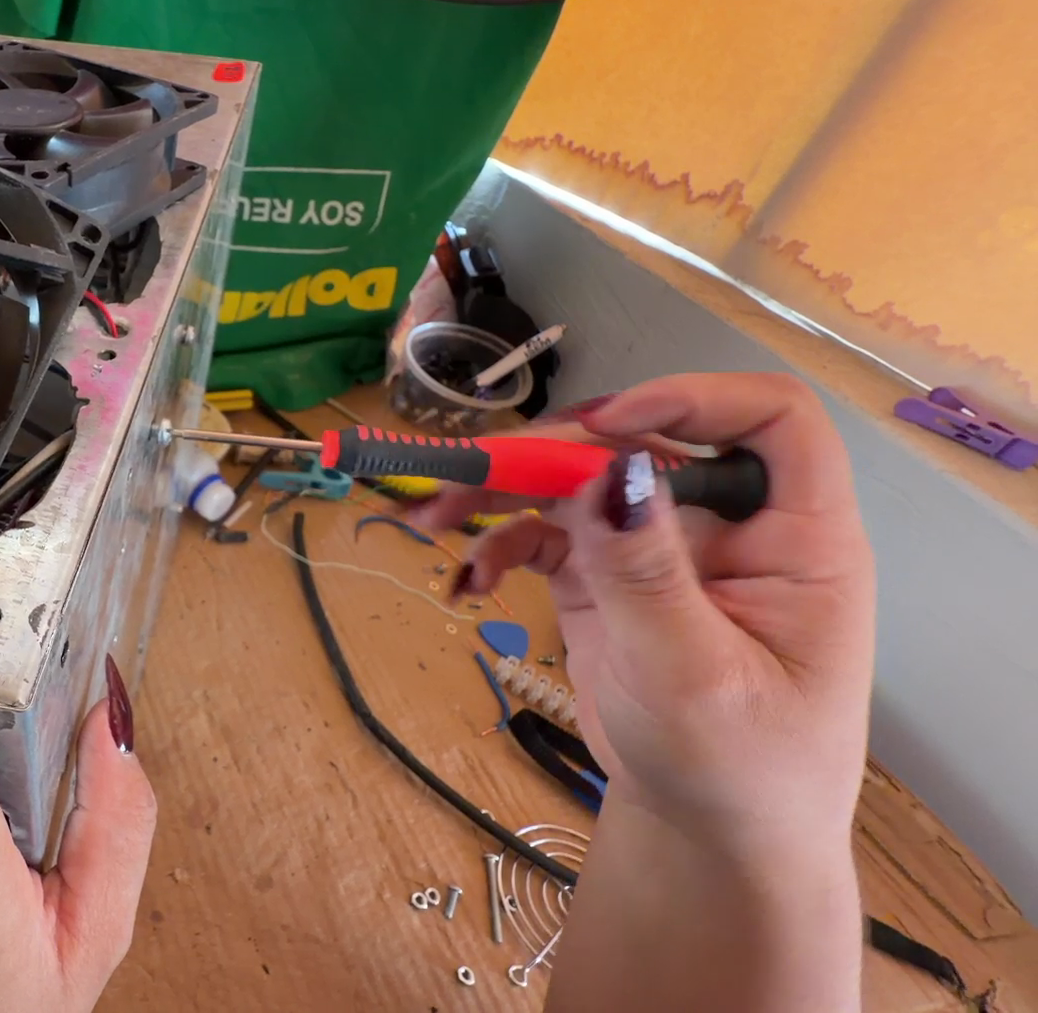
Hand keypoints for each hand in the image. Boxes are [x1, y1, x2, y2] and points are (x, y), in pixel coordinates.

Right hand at [413, 374, 876, 851]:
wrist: (700, 823)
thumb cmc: (734, 762)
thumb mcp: (690, 672)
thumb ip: (646, 572)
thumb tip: (607, 473)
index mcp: (789, 538)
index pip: (767, 423)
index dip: (690, 400)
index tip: (603, 424)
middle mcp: (718, 525)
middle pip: (630, 447)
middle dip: (544, 457)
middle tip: (465, 476)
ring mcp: (650, 547)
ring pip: (569, 484)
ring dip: (495, 495)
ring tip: (433, 519)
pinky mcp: (598, 574)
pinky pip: (539, 534)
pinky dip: (494, 548)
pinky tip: (468, 581)